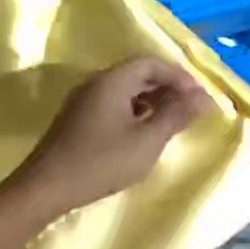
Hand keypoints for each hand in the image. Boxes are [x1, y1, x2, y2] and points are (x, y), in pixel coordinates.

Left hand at [11, 56, 208, 214]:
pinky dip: (132, 109)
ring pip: (123, 88)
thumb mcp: (146, 141)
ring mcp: (82, 100)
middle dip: (166, 87)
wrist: (47, 186)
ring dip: (150, 99)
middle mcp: (94, 82)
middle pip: (136, 72)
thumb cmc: (101, 162)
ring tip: (171, 121)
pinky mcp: (76, 117)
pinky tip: (142, 131)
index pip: (150, 62)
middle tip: (190, 109)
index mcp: (111, 80)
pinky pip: (111, 102)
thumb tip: (202, 97)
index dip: (178, 76)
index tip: (199, 98)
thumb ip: (175, 115)